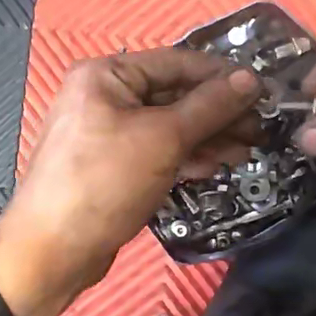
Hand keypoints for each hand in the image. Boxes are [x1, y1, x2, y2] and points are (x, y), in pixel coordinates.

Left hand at [0, 49, 259, 315]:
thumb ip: (209, 107)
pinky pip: (156, 151)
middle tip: (260, 128)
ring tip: (247, 150)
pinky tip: (215, 166)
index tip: (263, 92)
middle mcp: (104, 97)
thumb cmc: (105, 182)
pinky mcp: (113, 167)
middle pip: (174, 95)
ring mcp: (107, 133)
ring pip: (168, 126)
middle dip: (218, 112)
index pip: (176, 63)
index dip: (222, 76)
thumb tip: (250, 81)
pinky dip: (185, 157)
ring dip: (208, 137)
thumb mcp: (163, 139)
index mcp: (106, 75)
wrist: (52, 252)